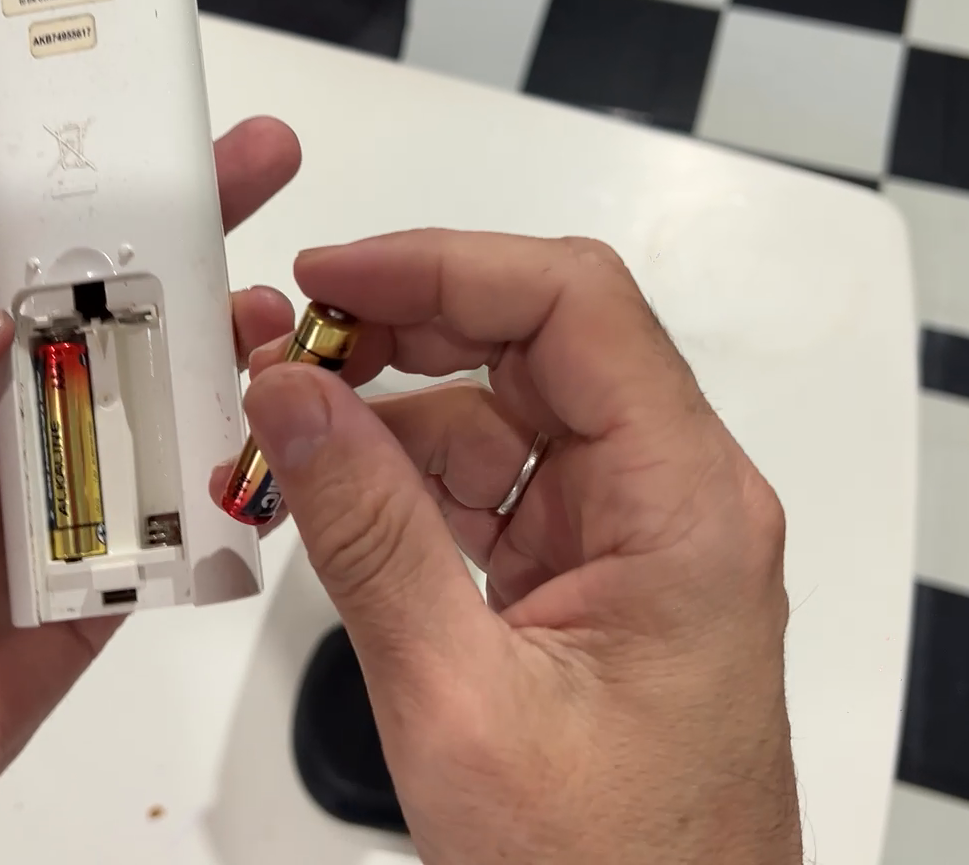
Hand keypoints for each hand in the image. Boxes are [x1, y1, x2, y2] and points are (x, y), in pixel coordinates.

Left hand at [0, 119, 301, 864]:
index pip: (4, 246)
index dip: (73, 182)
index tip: (147, 131)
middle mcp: (12, 412)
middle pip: (111, 302)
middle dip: (186, 232)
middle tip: (264, 168)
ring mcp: (71, 487)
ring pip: (165, 392)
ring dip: (225, 345)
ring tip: (279, 313)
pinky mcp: (114, 564)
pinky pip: (186, 506)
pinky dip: (237, 470)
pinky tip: (285, 434)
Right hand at [239, 231, 799, 863]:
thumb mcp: (457, 701)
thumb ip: (365, 533)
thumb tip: (289, 395)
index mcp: (679, 501)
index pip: (573, 305)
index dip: (444, 265)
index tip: (330, 278)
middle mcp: (663, 486)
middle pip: (532, 336)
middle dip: (404, 325)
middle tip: (293, 347)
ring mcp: (619, 518)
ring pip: (495, 401)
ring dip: (388, 403)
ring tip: (291, 426)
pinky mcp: (577, 551)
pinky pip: (481, 470)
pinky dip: (400, 467)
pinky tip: (337, 488)